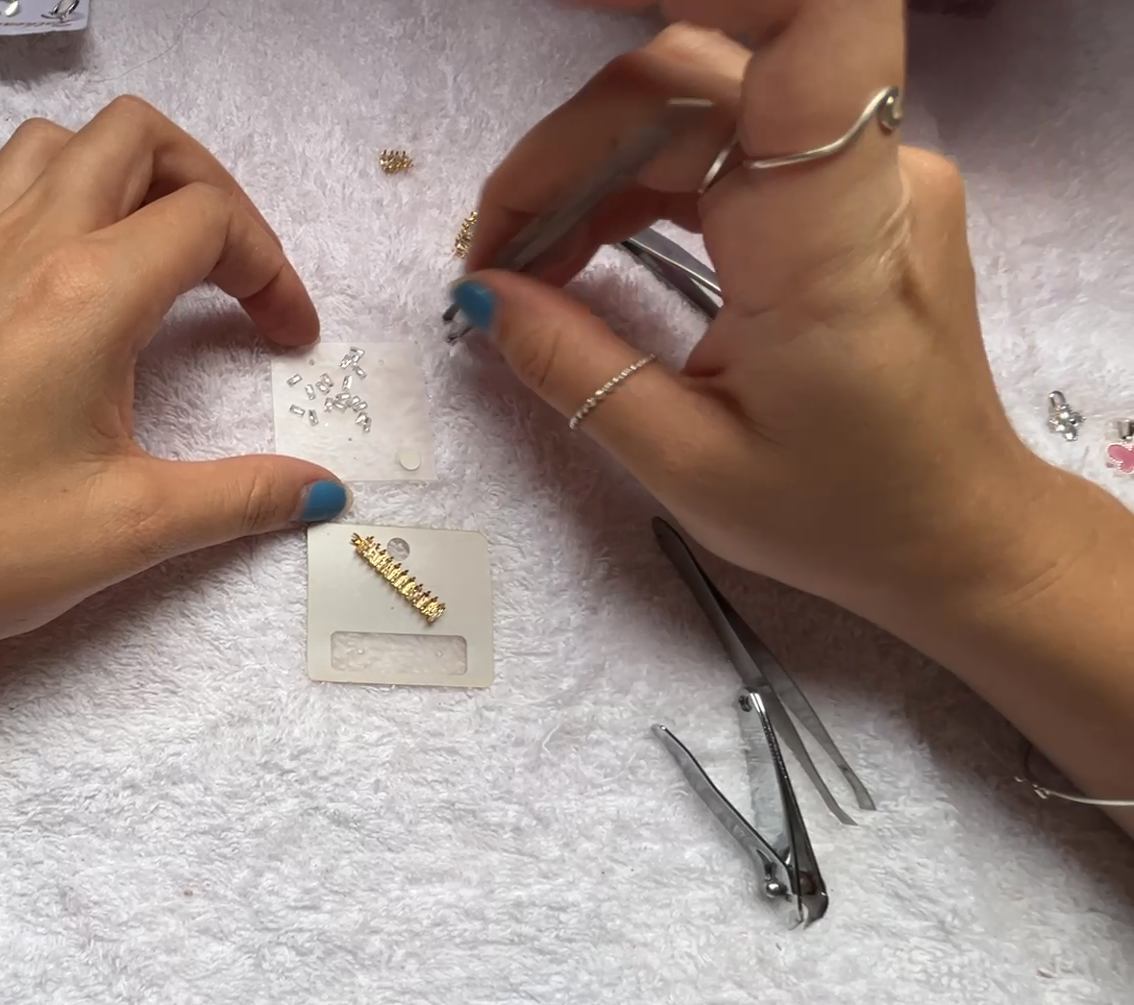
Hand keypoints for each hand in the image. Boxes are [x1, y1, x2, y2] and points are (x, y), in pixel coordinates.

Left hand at [0, 96, 346, 691]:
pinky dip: (65, 205)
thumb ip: (242, 496)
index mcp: (84, 293)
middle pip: (137, 139)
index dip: (272, 270)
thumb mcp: (133, 527)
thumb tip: (322, 488)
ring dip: (129, 179)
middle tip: (233, 273)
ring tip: (159, 260)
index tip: (290, 341)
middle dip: (210, 188)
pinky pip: (5, 195)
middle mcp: (22, 247)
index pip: (209, 220)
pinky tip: (76, 292)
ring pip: (60, 149)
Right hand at [450, 1, 1068, 625]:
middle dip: (553, 161)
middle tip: (485, 264)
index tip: (562, 5)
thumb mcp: (681, 462)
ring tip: (516, 270)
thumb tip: (480, 296)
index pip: (806, 32)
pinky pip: (698, 150)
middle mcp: (856, 175)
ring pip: (679, 110)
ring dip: (574, 177)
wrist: (948, 529)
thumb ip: (574, 368)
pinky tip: (568, 254)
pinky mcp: (821, 194)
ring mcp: (845, 175)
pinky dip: (613, 191)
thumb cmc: (831, 511)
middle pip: (678, 87)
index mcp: (830, 246)